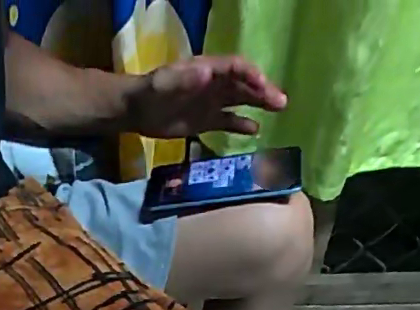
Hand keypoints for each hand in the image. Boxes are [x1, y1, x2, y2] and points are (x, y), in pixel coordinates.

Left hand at [126, 55, 286, 138]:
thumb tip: (208, 73)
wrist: (137, 110)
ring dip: (258, 104)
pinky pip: (227, 121)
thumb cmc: (150, 93)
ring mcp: (210, 103)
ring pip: (240, 101)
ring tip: (278, 111)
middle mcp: (213, 84)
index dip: (251, 75)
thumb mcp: (165, 83)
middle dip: (263, 91)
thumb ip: (186, 79)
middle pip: (243, 84)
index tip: (264, 86)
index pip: (235, 68)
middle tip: (282, 103)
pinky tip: (255, 130)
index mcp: (207, 70)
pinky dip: (241, 124)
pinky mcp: (205, 121)